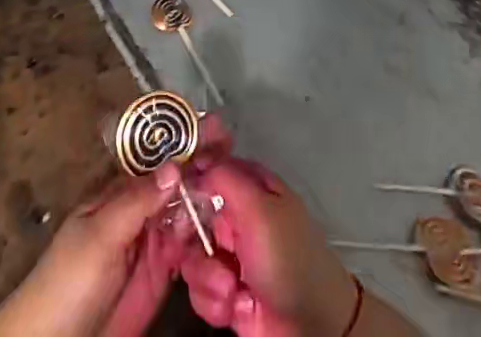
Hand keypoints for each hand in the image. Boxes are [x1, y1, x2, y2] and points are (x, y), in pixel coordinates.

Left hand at [0, 113, 235, 336]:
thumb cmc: (67, 283)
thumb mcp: (99, 237)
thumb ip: (137, 201)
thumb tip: (175, 165)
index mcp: (120, 193)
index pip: (159, 159)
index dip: (187, 141)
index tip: (217, 126)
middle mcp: (141, 209)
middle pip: (178, 180)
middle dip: (206, 163)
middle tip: (236, 152)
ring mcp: (153, 239)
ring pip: (189, 208)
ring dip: (212, 195)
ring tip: (240, 185)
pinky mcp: (164, 270)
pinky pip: (192, 244)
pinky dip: (210, 232)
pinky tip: (229, 223)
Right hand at [179, 158, 361, 335]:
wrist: (308, 321)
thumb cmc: (287, 256)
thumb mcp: (260, 209)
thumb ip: (228, 180)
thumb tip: (198, 161)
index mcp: (252, 189)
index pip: (212, 172)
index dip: (190, 183)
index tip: (172, 200)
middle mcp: (239, 218)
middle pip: (194, 219)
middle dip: (194, 245)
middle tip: (208, 257)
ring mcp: (232, 256)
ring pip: (194, 259)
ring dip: (208, 279)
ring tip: (232, 289)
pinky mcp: (226, 291)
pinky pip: (200, 291)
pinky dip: (214, 302)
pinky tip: (235, 306)